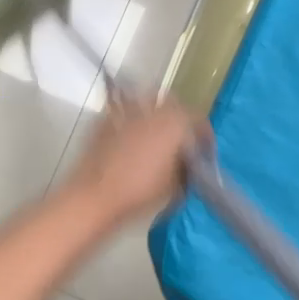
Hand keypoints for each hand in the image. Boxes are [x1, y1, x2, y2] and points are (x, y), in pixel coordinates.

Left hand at [63, 96, 205, 224]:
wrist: (94, 196)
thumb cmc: (139, 193)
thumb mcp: (174, 186)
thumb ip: (186, 169)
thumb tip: (186, 164)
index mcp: (175, 124)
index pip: (199, 120)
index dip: (204, 136)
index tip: (203, 152)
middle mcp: (153, 110)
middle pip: (173, 105)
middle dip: (179, 120)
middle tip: (178, 141)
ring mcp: (126, 111)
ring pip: (148, 103)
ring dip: (155, 115)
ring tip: (154, 135)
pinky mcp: (104, 118)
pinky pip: (124, 112)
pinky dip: (131, 121)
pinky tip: (128, 138)